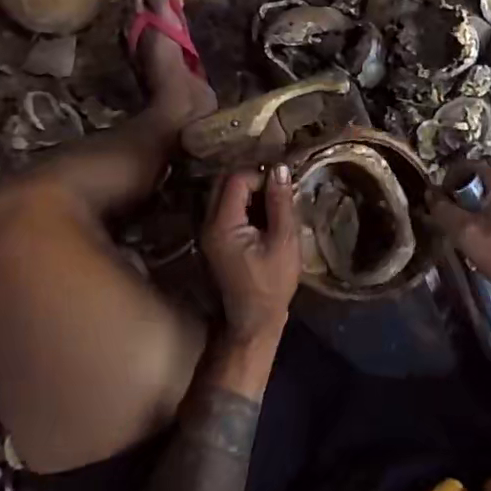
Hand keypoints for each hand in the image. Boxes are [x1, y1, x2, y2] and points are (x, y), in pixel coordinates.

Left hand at [203, 165, 300, 343]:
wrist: (252, 322)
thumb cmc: (272, 284)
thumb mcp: (284, 241)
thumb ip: (280, 202)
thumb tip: (279, 168)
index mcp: (223, 224)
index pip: (236, 179)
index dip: (260, 175)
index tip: (281, 186)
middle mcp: (208, 224)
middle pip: (224, 182)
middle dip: (251, 179)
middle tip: (276, 189)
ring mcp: (207, 232)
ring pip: (222, 193)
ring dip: (247, 190)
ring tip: (272, 201)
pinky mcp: (213, 239)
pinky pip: (223, 208)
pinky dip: (242, 203)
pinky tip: (262, 214)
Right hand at [430, 165, 490, 298]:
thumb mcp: (467, 234)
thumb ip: (444, 211)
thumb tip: (431, 194)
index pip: (464, 167)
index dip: (446, 184)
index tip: (440, 207)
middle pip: (478, 182)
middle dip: (462, 201)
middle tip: (454, 224)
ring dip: (476, 212)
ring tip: (470, 236)